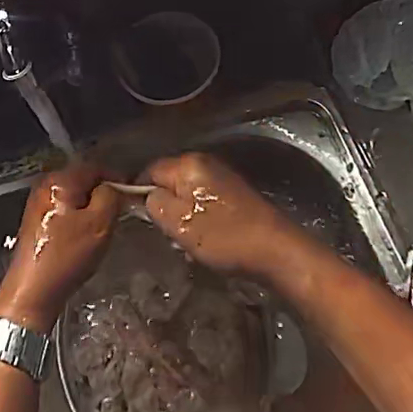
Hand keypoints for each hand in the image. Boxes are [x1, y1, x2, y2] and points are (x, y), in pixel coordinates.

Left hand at [0, 163, 119, 330]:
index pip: (95, 167)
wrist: (30, 294)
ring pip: (75, 195)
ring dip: (91, 205)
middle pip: (83, 179)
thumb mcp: (98, 226)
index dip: (117, 178)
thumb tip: (114, 186)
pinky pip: (65, 208)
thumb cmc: (66, 258)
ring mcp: (38, 202)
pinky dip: (79, 215)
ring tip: (105, 224)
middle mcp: (45, 184)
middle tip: (121, 209)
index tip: (133, 192)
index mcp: (59, 181)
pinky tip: (85, 234)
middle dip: (103, 192)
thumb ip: (110, 197)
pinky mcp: (36, 220)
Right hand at [140, 152, 308, 279]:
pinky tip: (204, 236)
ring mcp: (220, 175)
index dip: (138, 192)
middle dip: (163, 204)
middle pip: (168, 179)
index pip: (149, 170)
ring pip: (185, 191)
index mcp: (188, 164)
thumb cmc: (225, 237)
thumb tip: (146, 195)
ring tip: (185, 239)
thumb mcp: (180, 225)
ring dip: (181, 213)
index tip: (137, 218)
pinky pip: (202, 198)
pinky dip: (197, 215)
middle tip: (165, 232)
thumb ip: (155, 204)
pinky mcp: (232, 191)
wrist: (276, 249)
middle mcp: (203, 161)